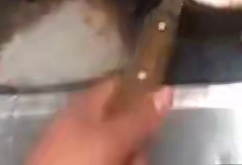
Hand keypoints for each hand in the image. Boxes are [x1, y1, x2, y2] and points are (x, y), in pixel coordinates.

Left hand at [27, 80, 172, 164]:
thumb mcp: (113, 138)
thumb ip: (141, 115)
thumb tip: (167, 89)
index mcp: (83, 106)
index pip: (120, 84)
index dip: (142, 90)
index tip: (160, 105)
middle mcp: (79, 127)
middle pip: (122, 123)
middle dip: (138, 141)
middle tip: (139, 155)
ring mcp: (75, 156)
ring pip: (117, 151)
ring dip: (131, 160)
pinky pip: (106, 162)